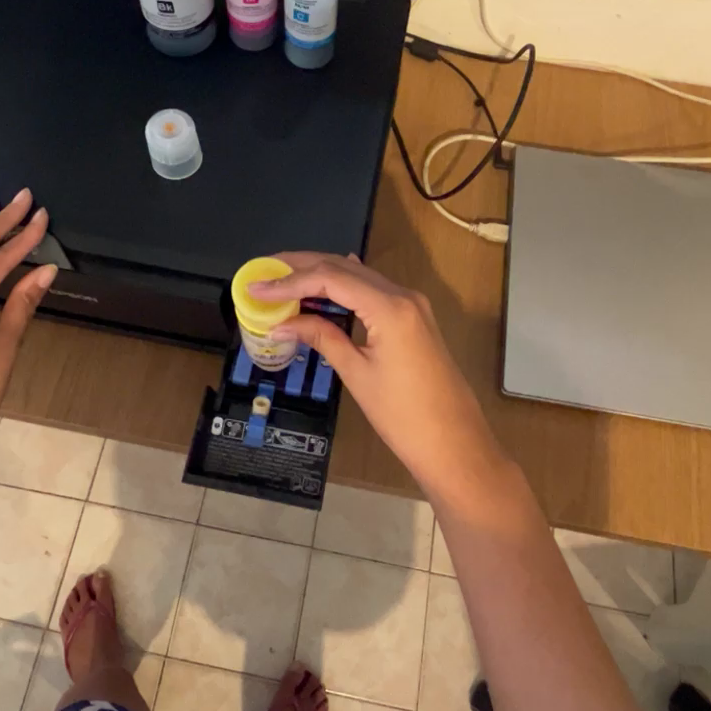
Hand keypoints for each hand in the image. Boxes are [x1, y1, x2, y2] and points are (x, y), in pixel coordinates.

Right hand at [249, 252, 498, 481]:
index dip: (289, 280)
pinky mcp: (413, 319)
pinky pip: (373, 290)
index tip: (256, 287)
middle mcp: (403, 295)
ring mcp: (412, 305)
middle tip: (264, 270)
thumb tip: (282, 324)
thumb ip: (322, 338)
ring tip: (283, 278)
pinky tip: (325, 284)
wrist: (455, 444)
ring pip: (359, 276)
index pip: (331, 278)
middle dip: (302, 266)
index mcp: (390, 307)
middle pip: (345, 267)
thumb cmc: (404, 415)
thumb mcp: (356, 373)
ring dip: (321, 274)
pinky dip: (344, 286)